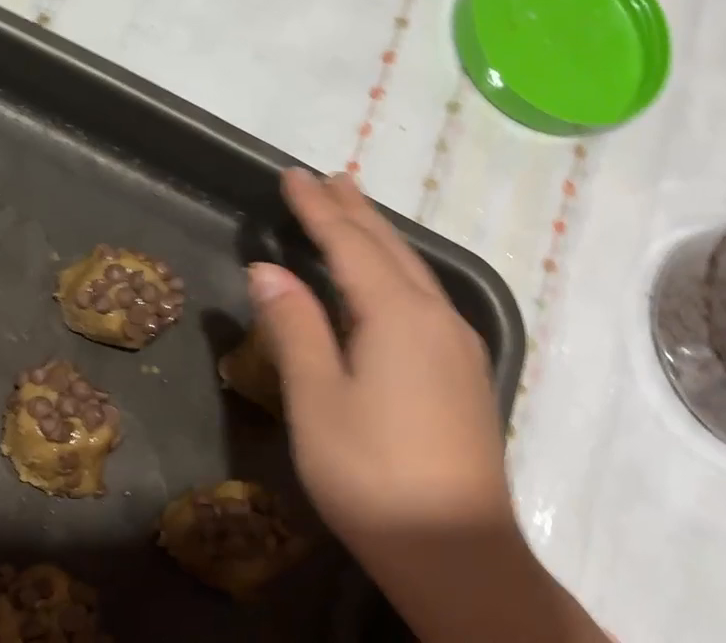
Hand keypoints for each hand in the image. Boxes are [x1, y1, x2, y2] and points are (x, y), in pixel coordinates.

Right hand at [251, 170, 607, 642]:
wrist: (454, 551)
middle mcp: (436, 322)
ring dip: (376, 237)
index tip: (290, 175)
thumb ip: (293, 326)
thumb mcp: (315, 396)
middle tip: (323, 177)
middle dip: (353, 212)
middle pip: (389, 251)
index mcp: (397, 319)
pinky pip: (422, 297)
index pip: (349, 246)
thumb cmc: (369, 470)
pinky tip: (384, 278)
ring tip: (351, 210)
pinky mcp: (459, 376)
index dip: (316, 209)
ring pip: (412, 273)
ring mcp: (455, 350)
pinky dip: (393, 269)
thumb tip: (267, 270)